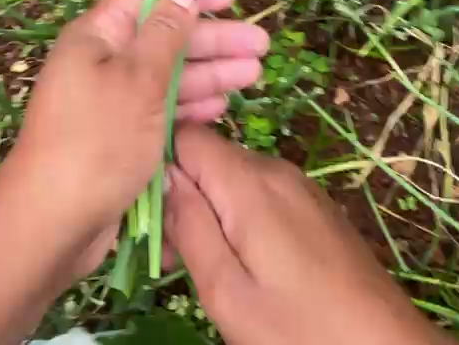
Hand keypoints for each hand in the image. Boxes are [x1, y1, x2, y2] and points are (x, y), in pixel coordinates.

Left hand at [0, 0, 268, 344]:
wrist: (52, 223)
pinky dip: (190, 106)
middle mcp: (103, 61)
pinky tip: (221, 107)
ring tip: (254, 73)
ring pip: (168, 75)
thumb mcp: (139, 78)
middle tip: (260, 43)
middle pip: (164, 37)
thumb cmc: (97, 139)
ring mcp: (112, 101)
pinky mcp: (120, 136)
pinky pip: (161, 110)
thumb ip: (166, 31)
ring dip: (210, 73)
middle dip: (212, 39)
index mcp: (97, 35)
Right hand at [165, 124, 454, 344]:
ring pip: (234, 177)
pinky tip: (247, 264)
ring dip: (212, 209)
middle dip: (184, 192)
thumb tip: (160, 174)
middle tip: (173, 253)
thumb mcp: (229, 293)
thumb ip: (190, 227)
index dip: (158, 159)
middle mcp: (275, 168)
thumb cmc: (301, 331)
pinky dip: (241, 218)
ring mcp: (299, 185)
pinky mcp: (315, 206)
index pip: (186, 133)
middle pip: (209, 156)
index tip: (144, 203)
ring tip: (210, 265)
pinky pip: (261, 194)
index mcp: (249, 182)